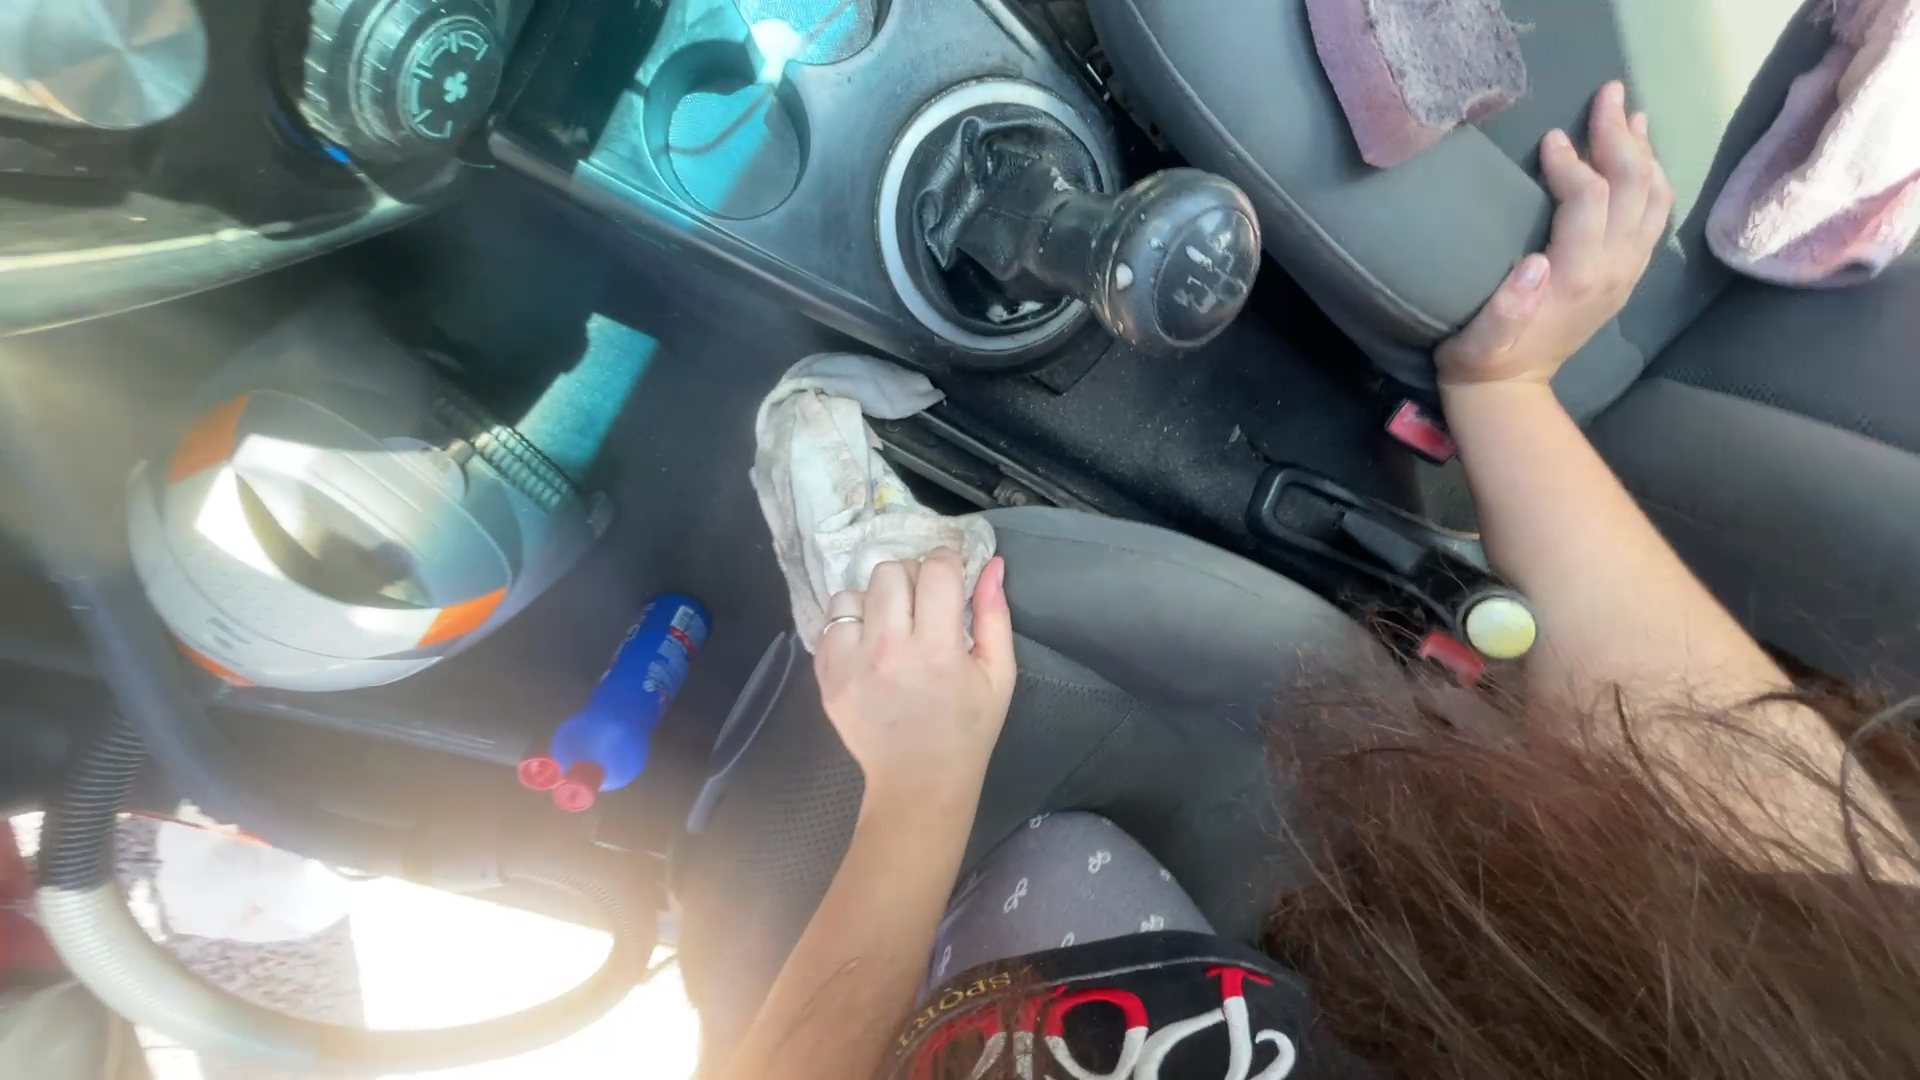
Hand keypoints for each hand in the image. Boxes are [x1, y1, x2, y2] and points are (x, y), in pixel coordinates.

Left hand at [815, 551, 1016, 808]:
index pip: (935, 571)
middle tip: (923, 603)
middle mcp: (888, 650)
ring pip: (853, 593)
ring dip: (876, 600)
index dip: (947, 562)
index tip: (951, 575)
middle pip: (890, 572)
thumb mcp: (998, 675)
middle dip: (912, 578)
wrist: (918, 782)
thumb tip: (991, 563)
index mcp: (937, 650)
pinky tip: (869, 644)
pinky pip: (830, 622)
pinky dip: (850, 624)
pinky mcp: (826, 676)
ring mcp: (850, 663)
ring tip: (891, 624)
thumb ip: (994, 615)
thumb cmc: (967, 728)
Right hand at [1436, 81, 1673, 388]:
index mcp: (1576, 278)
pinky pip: (1654, 215)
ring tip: (1628, 118)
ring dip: (1643, 151)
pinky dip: (1651, 178)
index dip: (1571, 165)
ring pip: (1653, 196)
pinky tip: (1637, 161)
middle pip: (1633, 187)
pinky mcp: (1625, 275)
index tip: (1551, 140)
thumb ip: (1507, 307)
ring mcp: (1625, 271)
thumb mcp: (1478, 340)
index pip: (1588, 202)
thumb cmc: (1480, 361)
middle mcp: (1613, 269)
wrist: (1509, 391)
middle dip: (1620, 139)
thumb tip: (1534, 261)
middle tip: (1606, 98)